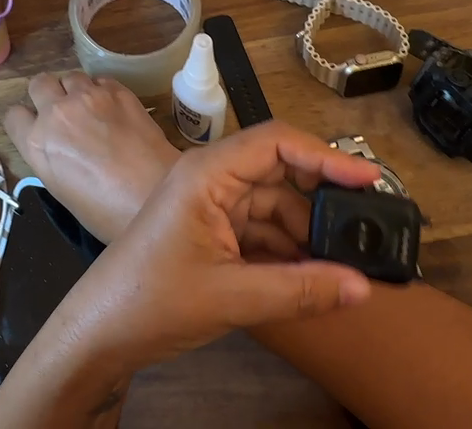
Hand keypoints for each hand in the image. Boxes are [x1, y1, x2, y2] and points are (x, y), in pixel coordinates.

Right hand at [4, 71, 180, 242]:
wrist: (154, 196)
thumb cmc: (104, 211)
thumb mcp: (61, 188)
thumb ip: (50, 155)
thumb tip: (58, 145)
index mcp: (36, 142)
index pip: (13, 115)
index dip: (25, 121)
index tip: (37, 128)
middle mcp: (57, 112)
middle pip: (38, 83)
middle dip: (47, 94)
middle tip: (63, 112)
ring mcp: (88, 96)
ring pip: (70, 76)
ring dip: (75, 90)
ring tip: (90, 108)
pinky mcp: (118, 89)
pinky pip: (100, 80)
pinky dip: (102, 90)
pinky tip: (113, 109)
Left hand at [46, 120, 383, 371]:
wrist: (102, 329)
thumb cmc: (154, 299)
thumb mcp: (232, 296)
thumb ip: (300, 290)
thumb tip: (363, 286)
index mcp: (208, 172)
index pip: (275, 142)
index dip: (324, 156)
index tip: (368, 179)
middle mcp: (212, 178)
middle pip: (279, 172)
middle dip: (321, 198)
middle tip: (366, 225)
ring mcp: (211, 204)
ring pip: (274, 205)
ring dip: (307, 232)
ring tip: (347, 262)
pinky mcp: (212, 231)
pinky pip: (261, 230)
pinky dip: (288, 250)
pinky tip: (315, 275)